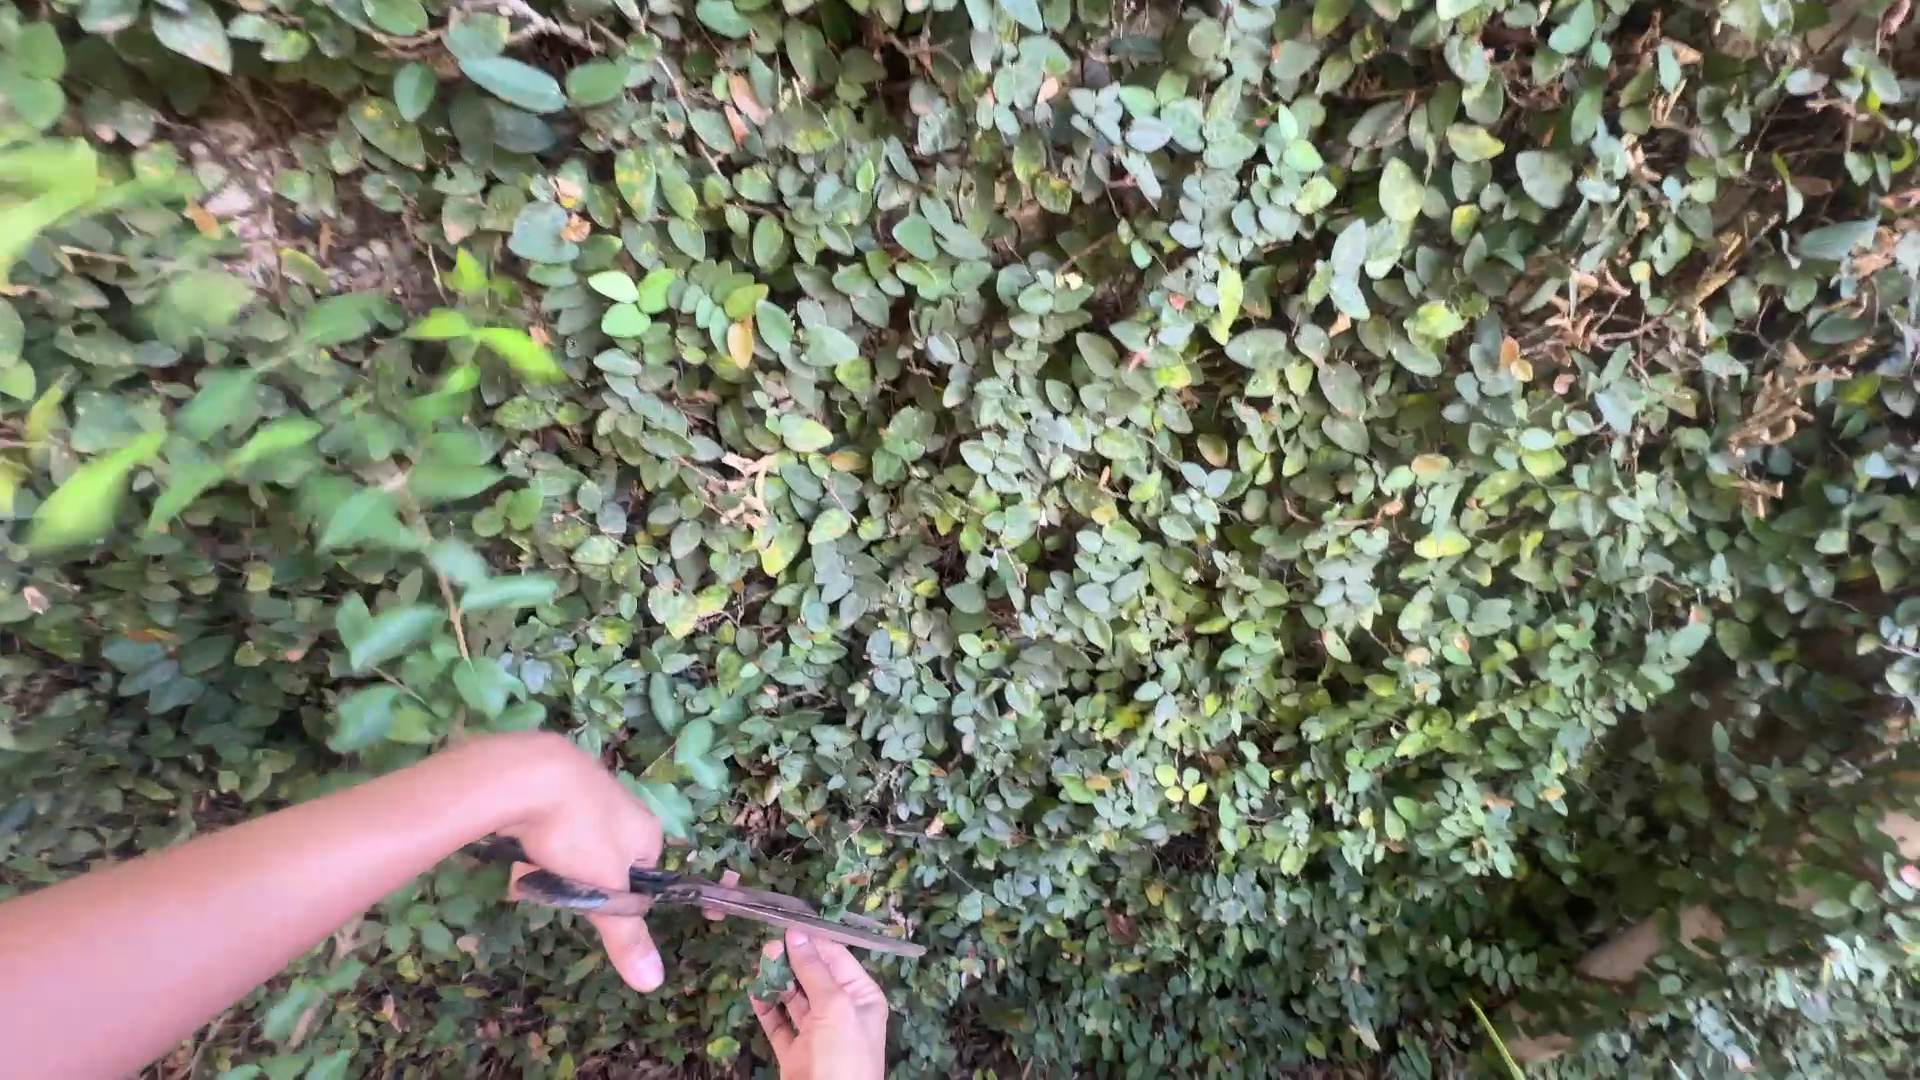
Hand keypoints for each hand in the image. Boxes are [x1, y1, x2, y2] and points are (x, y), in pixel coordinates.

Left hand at [498, 734, 664, 991]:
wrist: (531, 775)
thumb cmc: (578, 831)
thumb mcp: (603, 887)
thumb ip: (625, 933)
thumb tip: (654, 982)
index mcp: (647, 830)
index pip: (639, 877)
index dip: (611, 895)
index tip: (586, 901)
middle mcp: (626, 809)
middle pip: (602, 865)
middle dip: (573, 882)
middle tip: (550, 886)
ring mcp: (592, 794)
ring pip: (572, 849)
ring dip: (549, 868)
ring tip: (526, 870)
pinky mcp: (560, 785)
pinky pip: (551, 828)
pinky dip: (535, 843)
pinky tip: (517, 849)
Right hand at [751, 926, 888, 1079]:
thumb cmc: (842, 1056)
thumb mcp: (834, 1007)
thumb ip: (814, 970)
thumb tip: (796, 934)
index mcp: (862, 997)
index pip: (837, 959)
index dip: (813, 942)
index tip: (787, 927)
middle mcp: (842, 1012)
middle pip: (814, 976)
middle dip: (792, 960)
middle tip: (767, 948)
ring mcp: (818, 1035)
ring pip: (795, 999)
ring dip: (778, 981)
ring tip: (760, 965)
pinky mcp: (795, 1056)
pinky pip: (780, 1026)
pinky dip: (767, 1009)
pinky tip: (755, 993)